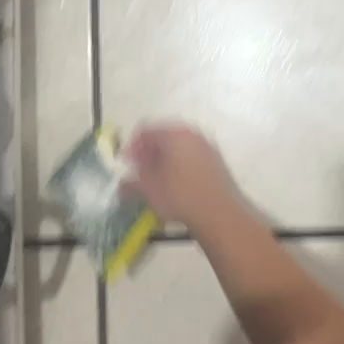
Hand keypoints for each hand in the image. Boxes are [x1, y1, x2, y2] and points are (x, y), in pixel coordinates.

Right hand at [124, 123, 243, 230]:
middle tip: (140, 172)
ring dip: (164, 161)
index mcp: (174, 133)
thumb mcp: (148, 190)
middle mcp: (192, 133)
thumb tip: (123, 183)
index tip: (126, 164)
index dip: (132, 146)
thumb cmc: (180, 196)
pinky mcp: (216, 161)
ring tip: (156, 182)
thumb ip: (132, 182)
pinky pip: (191, 156)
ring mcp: (207, 146)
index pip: (145, 130)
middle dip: (148, 153)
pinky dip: (179, 166)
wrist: (220, 214)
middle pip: (163, 136)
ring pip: (178, 147)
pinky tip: (176, 186)